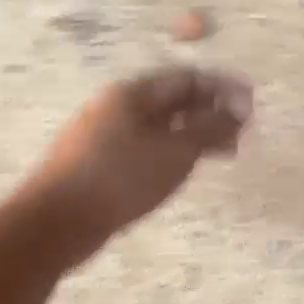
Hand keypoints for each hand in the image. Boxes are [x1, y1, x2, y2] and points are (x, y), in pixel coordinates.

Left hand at [21, 66, 253, 248]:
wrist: (52, 226)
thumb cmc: (120, 178)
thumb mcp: (178, 149)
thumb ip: (214, 126)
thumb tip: (240, 110)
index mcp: (133, 94)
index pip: (190, 77)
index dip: (225, 88)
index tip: (252, 106)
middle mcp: (117, 106)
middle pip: (177, 98)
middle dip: (213, 111)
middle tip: (241, 133)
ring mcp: (105, 134)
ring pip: (164, 123)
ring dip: (198, 133)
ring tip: (223, 153)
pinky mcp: (101, 160)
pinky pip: (149, 143)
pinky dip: (176, 149)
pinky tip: (188, 167)